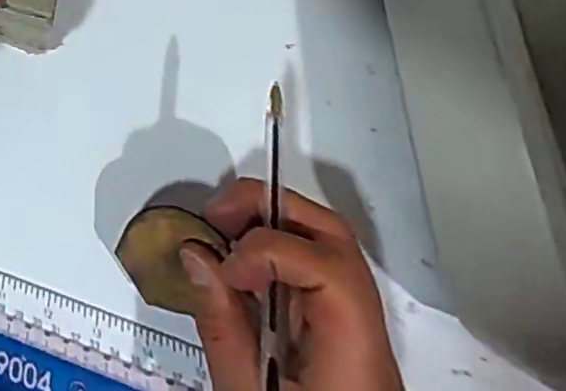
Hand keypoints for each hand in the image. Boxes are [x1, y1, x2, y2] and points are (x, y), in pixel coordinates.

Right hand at [180, 179, 401, 390]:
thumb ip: (222, 323)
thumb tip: (197, 254)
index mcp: (355, 357)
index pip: (324, 266)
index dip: (265, 249)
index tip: (223, 268)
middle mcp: (368, 332)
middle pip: (331, 235)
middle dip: (269, 208)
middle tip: (218, 217)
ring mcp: (361, 328)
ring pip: (325, 240)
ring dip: (271, 222)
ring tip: (225, 234)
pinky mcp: (343, 329)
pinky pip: (314, 262)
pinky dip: (275, 247)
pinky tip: (243, 263)